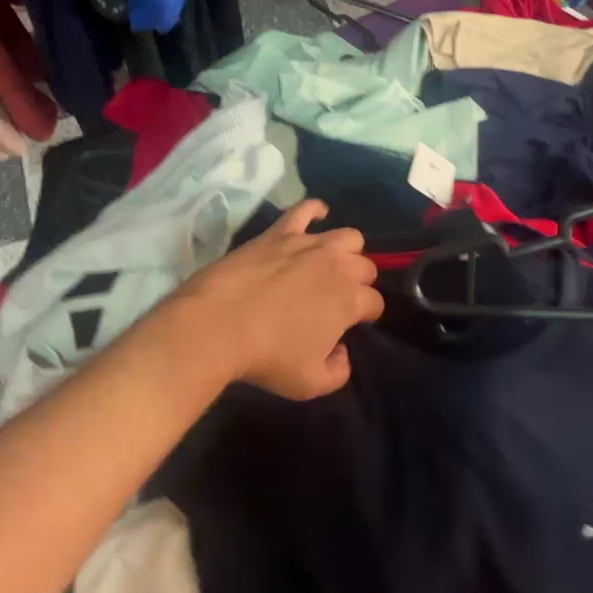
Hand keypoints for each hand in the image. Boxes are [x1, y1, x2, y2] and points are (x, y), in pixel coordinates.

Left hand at [172, 199, 383, 400]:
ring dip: (348, 250)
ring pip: (348, 237)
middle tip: (340, 297)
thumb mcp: (309, 383)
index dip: (367, 314)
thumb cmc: (267, 357)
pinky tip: (318, 215)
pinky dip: (316, 210)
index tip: (354, 324)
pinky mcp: (280, 232)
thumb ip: (338, 371)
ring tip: (333, 263)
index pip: (374, 302)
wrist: (218, 325)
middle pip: (365, 267)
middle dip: (360, 282)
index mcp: (349, 300)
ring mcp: (309, 243)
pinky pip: (306, 209)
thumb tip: (342, 353)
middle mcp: (338, 265)